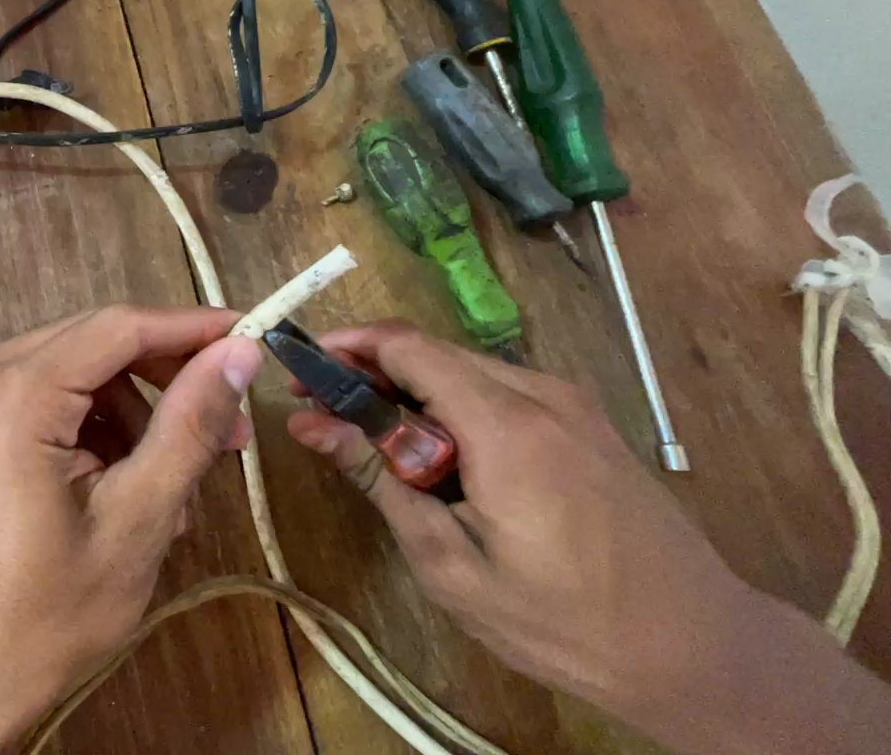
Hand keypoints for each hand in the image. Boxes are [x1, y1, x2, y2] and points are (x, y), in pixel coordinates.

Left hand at [0, 306, 262, 753]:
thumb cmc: (46, 612)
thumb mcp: (137, 520)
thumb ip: (189, 426)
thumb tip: (237, 353)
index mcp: (11, 393)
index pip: (117, 328)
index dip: (190, 327)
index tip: (253, 337)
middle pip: (94, 342)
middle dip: (165, 379)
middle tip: (227, 433)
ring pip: (74, 368)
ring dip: (132, 410)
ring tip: (172, 482)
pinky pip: (45, 391)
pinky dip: (92, 423)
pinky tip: (121, 479)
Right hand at [284, 322, 890, 754]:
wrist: (704, 655)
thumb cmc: (563, 620)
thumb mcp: (448, 560)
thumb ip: (375, 477)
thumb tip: (306, 421)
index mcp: (506, 425)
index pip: (405, 346)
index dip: (343, 346)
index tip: (298, 372)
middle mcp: (539, 395)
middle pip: (428, 351)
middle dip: (364, 370)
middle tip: (319, 411)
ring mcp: (568, 405)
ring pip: (459, 367)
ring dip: (403, 389)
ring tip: (366, 437)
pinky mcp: (582, 422)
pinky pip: (494, 388)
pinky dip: (446, 403)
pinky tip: (431, 451)